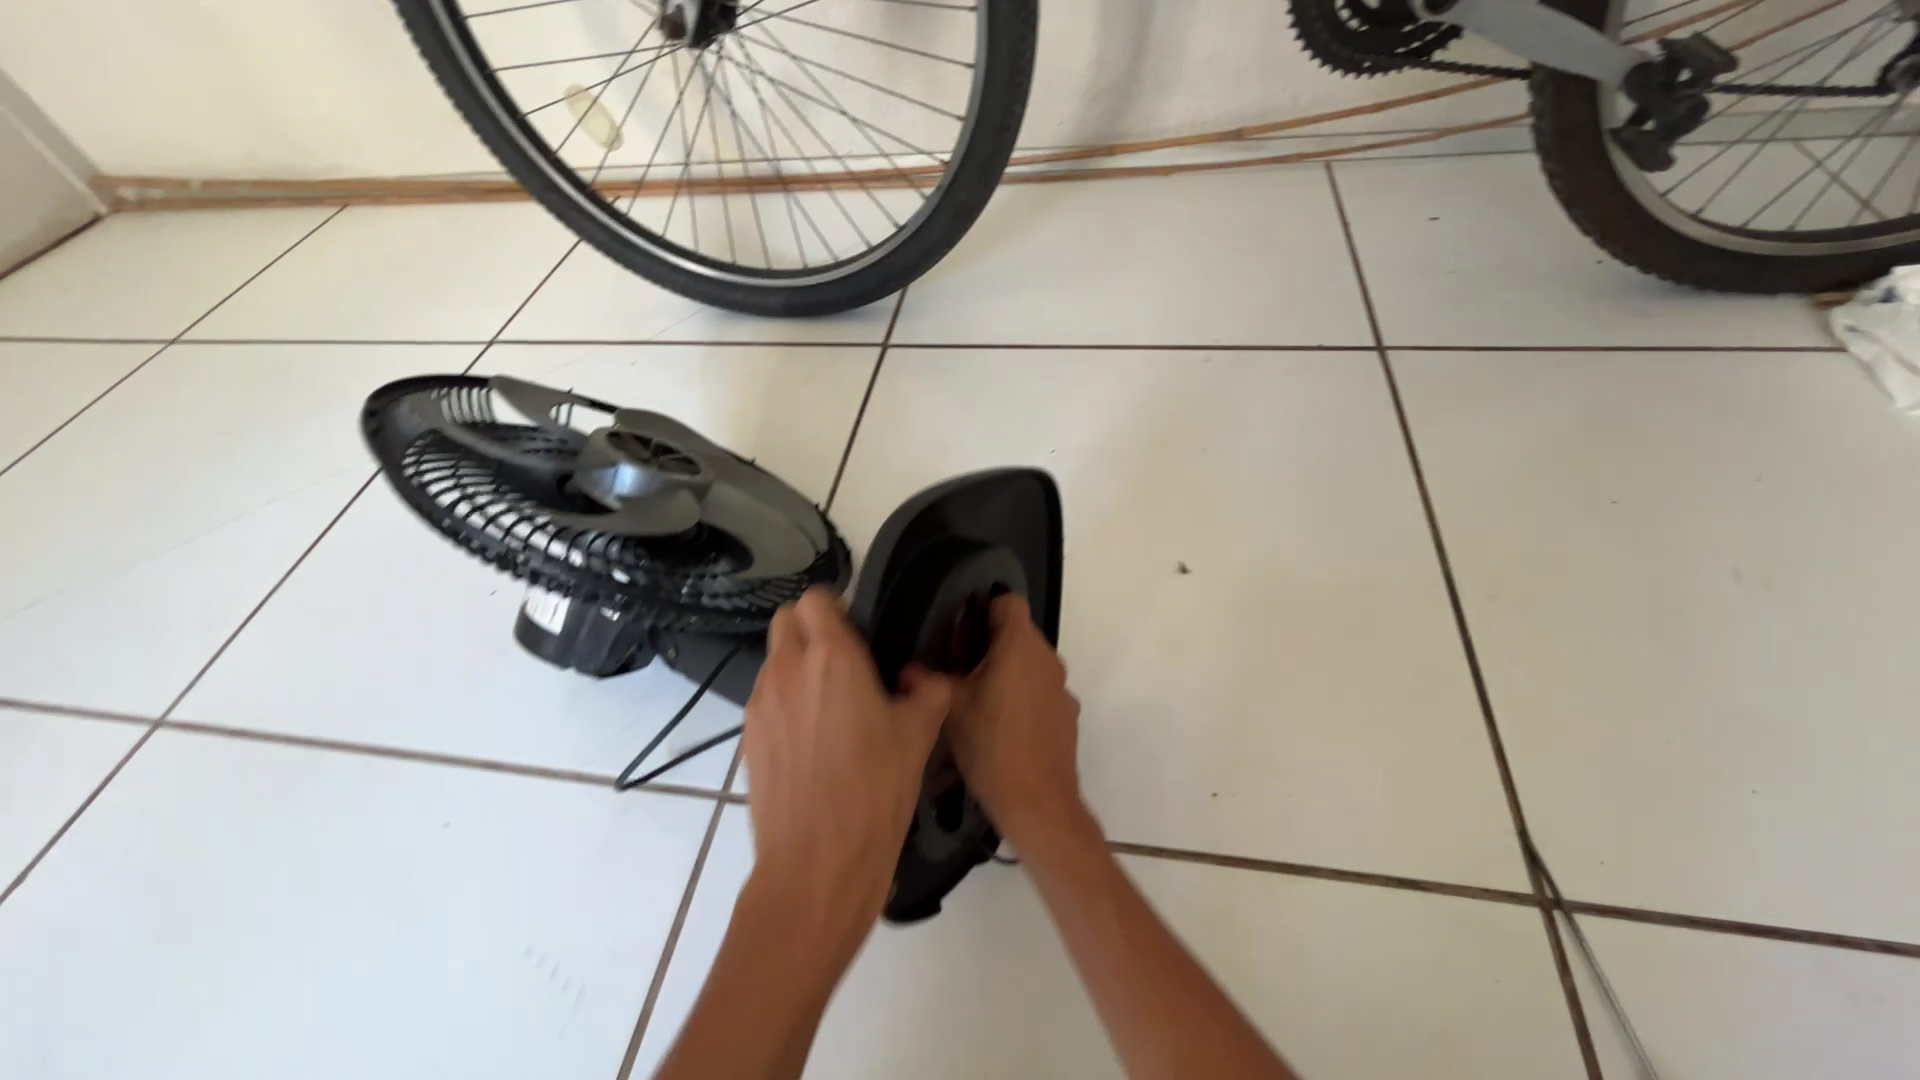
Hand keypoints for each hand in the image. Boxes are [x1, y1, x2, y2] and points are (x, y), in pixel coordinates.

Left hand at [742, 587, 953, 944]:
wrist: (817, 864)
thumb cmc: (876, 792)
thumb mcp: (919, 737)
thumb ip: (929, 692)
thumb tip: (925, 679)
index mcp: (832, 658)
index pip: (817, 598)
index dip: (839, 608)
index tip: (861, 633)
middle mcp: (787, 670)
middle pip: (786, 620)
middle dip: (812, 628)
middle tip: (845, 661)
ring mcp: (760, 704)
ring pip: (773, 660)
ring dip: (798, 666)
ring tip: (832, 708)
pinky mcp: (748, 737)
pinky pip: (766, 698)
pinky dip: (786, 702)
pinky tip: (814, 742)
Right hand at [947, 594, 1085, 848]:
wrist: (1038, 802)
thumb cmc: (991, 745)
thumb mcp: (950, 709)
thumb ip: (928, 680)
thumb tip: (909, 669)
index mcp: (1020, 646)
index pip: (1008, 602)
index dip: (983, 608)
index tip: (960, 630)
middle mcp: (1047, 659)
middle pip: (1019, 634)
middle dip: (989, 645)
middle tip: (957, 668)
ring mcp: (1061, 689)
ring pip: (1030, 666)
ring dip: (1006, 673)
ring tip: (975, 700)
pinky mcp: (1067, 716)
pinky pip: (1041, 693)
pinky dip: (1023, 699)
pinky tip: (1001, 728)